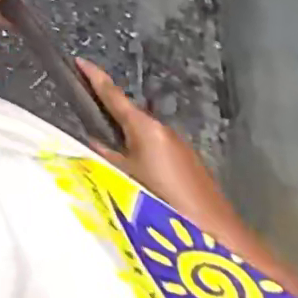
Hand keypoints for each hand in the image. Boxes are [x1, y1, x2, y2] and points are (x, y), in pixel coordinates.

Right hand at [75, 58, 220, 210]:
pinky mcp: (190, 165)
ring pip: (144, 135)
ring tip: (111, 157)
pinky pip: (158, 150)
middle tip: (89, 120)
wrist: (218, 238)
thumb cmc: (163, 203)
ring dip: (128, 139)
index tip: (79, 60)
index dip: (94, 76)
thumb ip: (104, 156)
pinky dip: (143, 154)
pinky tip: (139, 177)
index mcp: (144, 127)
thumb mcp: (123, 179)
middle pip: (129, 115)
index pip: (112, 94)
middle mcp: (163, 129)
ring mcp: (180, 147)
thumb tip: (91, 141)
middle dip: (110, 116)